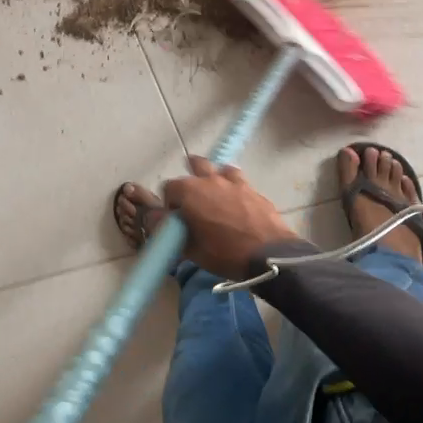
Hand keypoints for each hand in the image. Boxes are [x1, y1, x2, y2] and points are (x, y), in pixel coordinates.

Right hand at [162, 156, 300, 278]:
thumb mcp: (189, 248)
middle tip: (193, 198)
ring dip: (214, 177)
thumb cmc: (224, 253)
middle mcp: (210, 180)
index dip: (170, 202)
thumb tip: (151, 217)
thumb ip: (167, 229)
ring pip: (220, 168)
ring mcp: (235, 183)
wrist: (270, 257)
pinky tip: (237, 201)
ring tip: (215, 191)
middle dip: (191, 178)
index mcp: (189, 192)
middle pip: (195, 165)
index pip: (169, 187)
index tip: (176, 218)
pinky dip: (234, 187)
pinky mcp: (254, 191)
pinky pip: (240, 181)